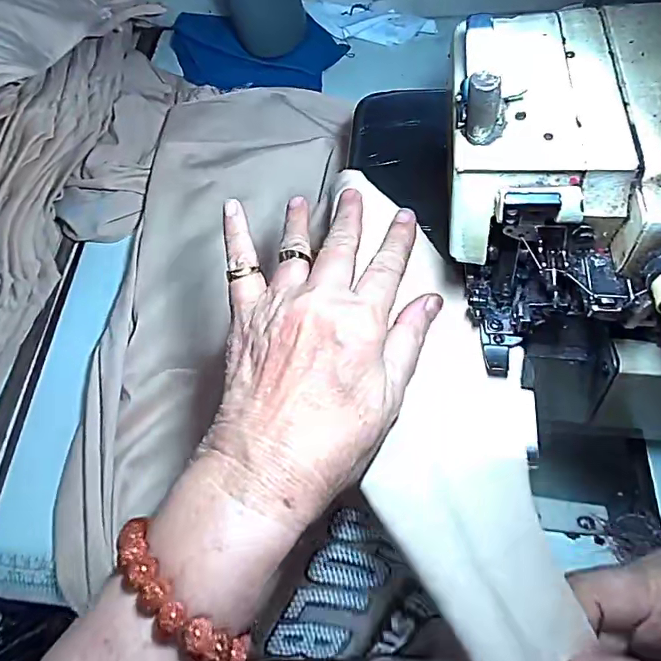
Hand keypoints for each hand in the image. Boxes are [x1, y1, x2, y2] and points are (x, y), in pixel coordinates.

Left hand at [199, 188, 441, 532]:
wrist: (265, 466)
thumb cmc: (325, 442)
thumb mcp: (387, 397)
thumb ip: (407, 341)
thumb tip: (426, 307)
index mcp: (359, 321)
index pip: (387, 267)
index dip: (399, 240)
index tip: (404, 221)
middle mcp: (319, 303)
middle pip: (341, 247)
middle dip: (352, 216)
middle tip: (355, 194)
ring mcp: (280, 306)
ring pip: (294, 248)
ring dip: (303, 220)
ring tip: (306, 201)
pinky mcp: (247, 317)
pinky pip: (239, 267)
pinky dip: (236, 236)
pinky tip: (234, 213)